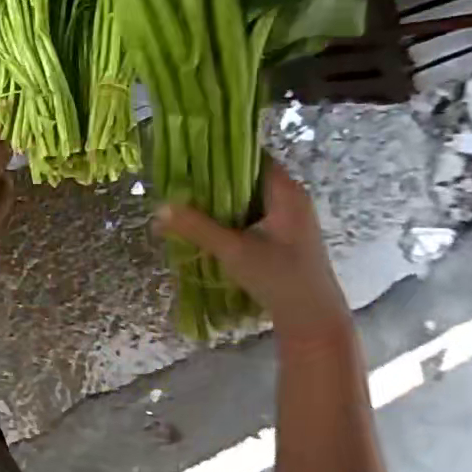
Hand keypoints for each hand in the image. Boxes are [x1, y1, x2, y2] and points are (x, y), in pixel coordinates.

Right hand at [155, 160, 350, 342]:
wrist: (313, 321)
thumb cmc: (279, 279)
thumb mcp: (233, 251)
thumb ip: (196, 227)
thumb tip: (158, 209)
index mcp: (286, 192)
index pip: (251, 156)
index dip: (221, 151)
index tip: (189, 152)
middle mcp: (290, 198)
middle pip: (246, 175)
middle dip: (213, 177)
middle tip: (179, 178)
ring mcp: (288, 218)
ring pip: (246, 196)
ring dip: (219, 198)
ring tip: (185, 198)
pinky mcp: (282, 235)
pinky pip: (250, 213)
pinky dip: (228, 214)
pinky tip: (205, 222)